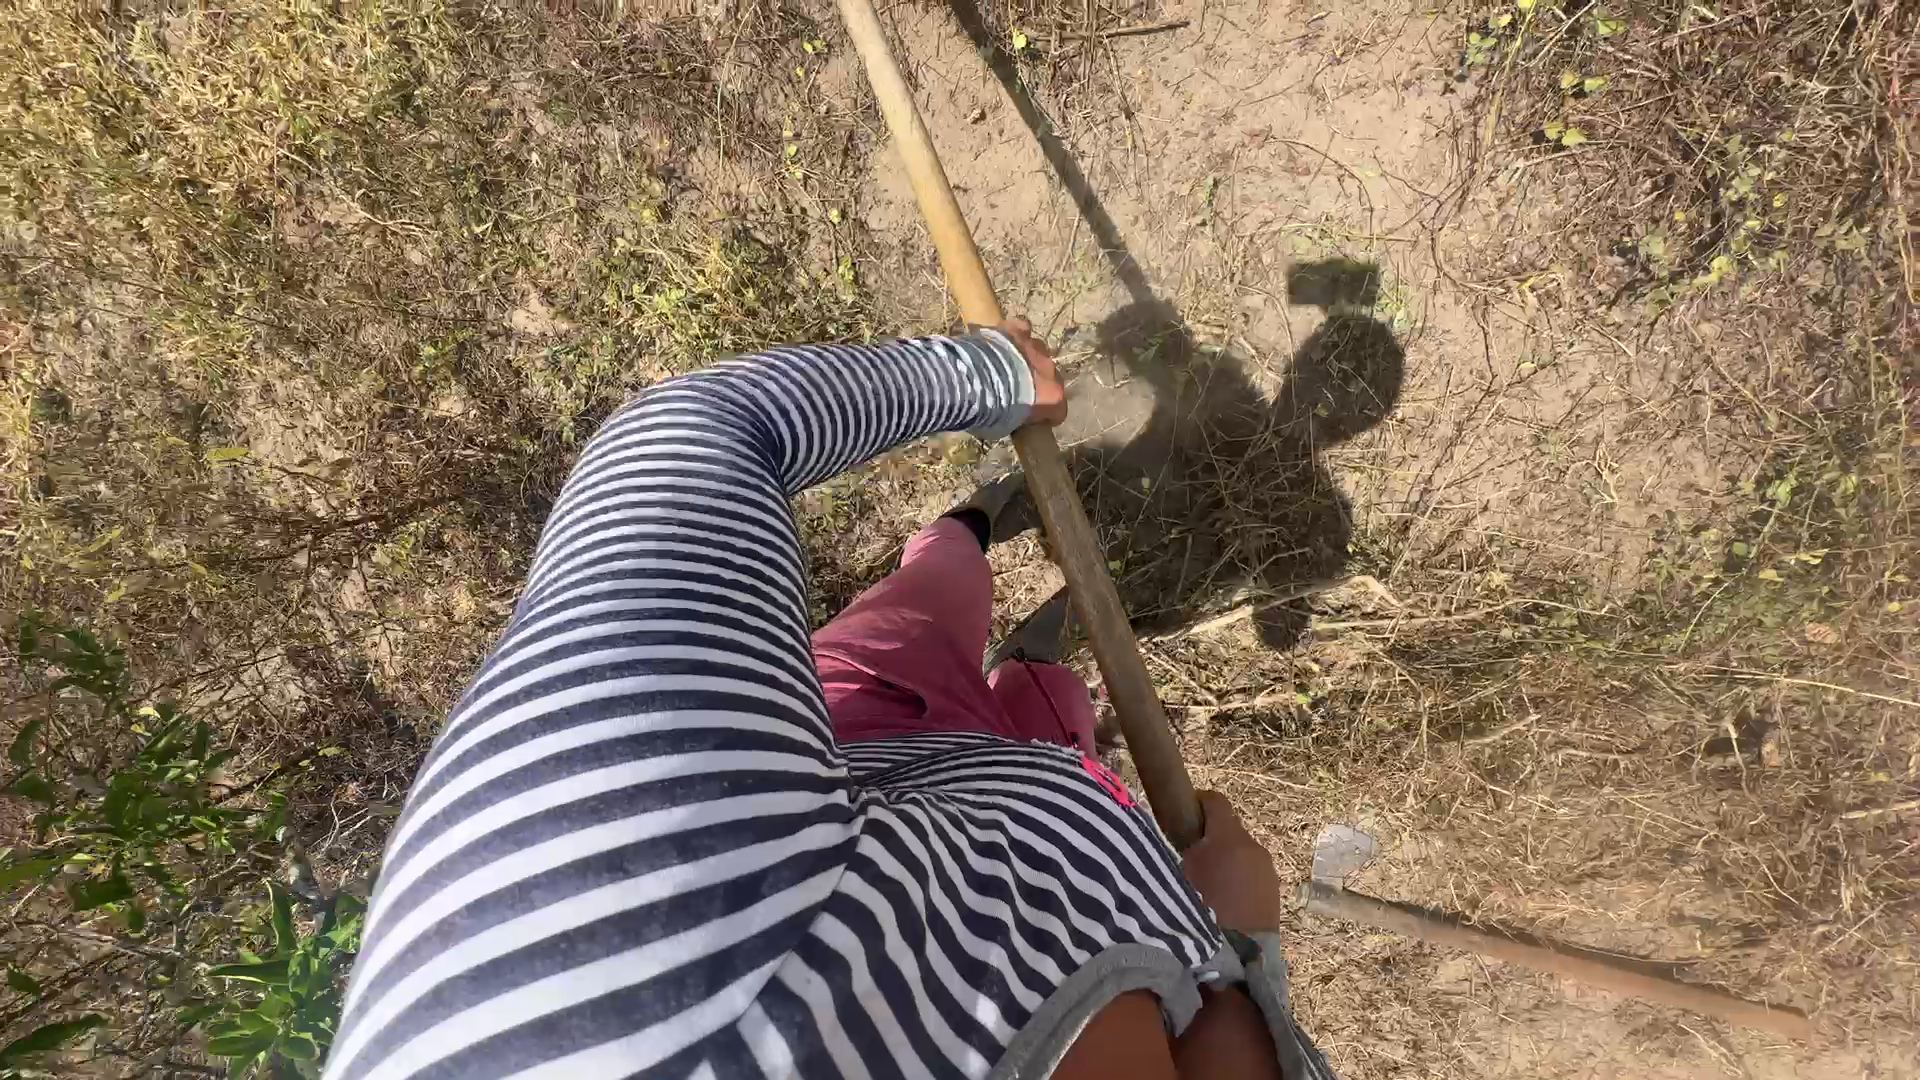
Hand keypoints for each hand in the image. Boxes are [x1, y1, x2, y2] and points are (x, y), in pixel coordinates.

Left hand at [999, 316, 1066, 426]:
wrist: (972, 380)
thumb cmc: (990, 412)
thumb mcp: (1006, 427)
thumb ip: (1017, 419)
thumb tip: (1014, 416)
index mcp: (1053, 397)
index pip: (1059, 410)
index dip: (1047, 415)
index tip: (1034, 418)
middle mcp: (1050, 370)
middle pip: (1050, 378)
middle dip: (1037, 384)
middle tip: (1016, 391)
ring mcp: (1035, 348)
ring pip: (1038, 352)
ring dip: (1027, 359)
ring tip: (1007, 365)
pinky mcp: (1017, 330)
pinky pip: (1023, 329)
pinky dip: (1016, 335)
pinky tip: (1005, 340)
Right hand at [1180, 791, 1280, 932]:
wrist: (1236, 956)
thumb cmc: (1199, 906)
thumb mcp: (1177, 870)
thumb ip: (1176, 845)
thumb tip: (1171, 834)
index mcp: (1230, 836)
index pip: (1214, 800)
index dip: (1195, 803)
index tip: (1181, 817)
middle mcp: (1254, 847)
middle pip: (1228, 828)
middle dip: (1209, 836)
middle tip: (1188, 857)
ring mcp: (1268, 871)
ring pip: (1241, 852)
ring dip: (1225, 859)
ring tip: (1206, 883)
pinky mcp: (1275, 894)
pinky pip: (1251, 873)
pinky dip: (1237, 878)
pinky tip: (1224, 900)